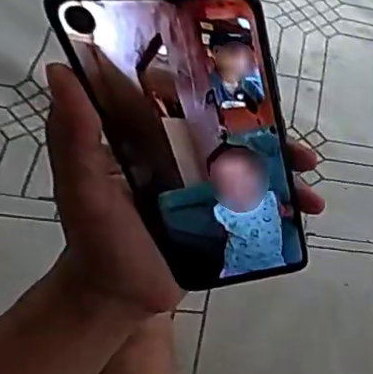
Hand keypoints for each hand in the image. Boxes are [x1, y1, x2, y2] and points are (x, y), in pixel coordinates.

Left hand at [43, 61, 324, 314]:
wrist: (120, 301)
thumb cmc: (99, 244)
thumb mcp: (82, 189)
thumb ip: (74, 136)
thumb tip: (62, 72)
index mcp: (144, 139)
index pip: (181, 98)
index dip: (212, 88)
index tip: (243, 90)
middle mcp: (177, 157)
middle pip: (228, 132)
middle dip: (268, 134)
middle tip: (296, 148)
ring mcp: (201, 188)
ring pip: (249, 167)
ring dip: (284, 172)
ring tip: (310, 188)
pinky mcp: (218, 218)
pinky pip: (254, 203)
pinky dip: (281, 205)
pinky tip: (302, 212)